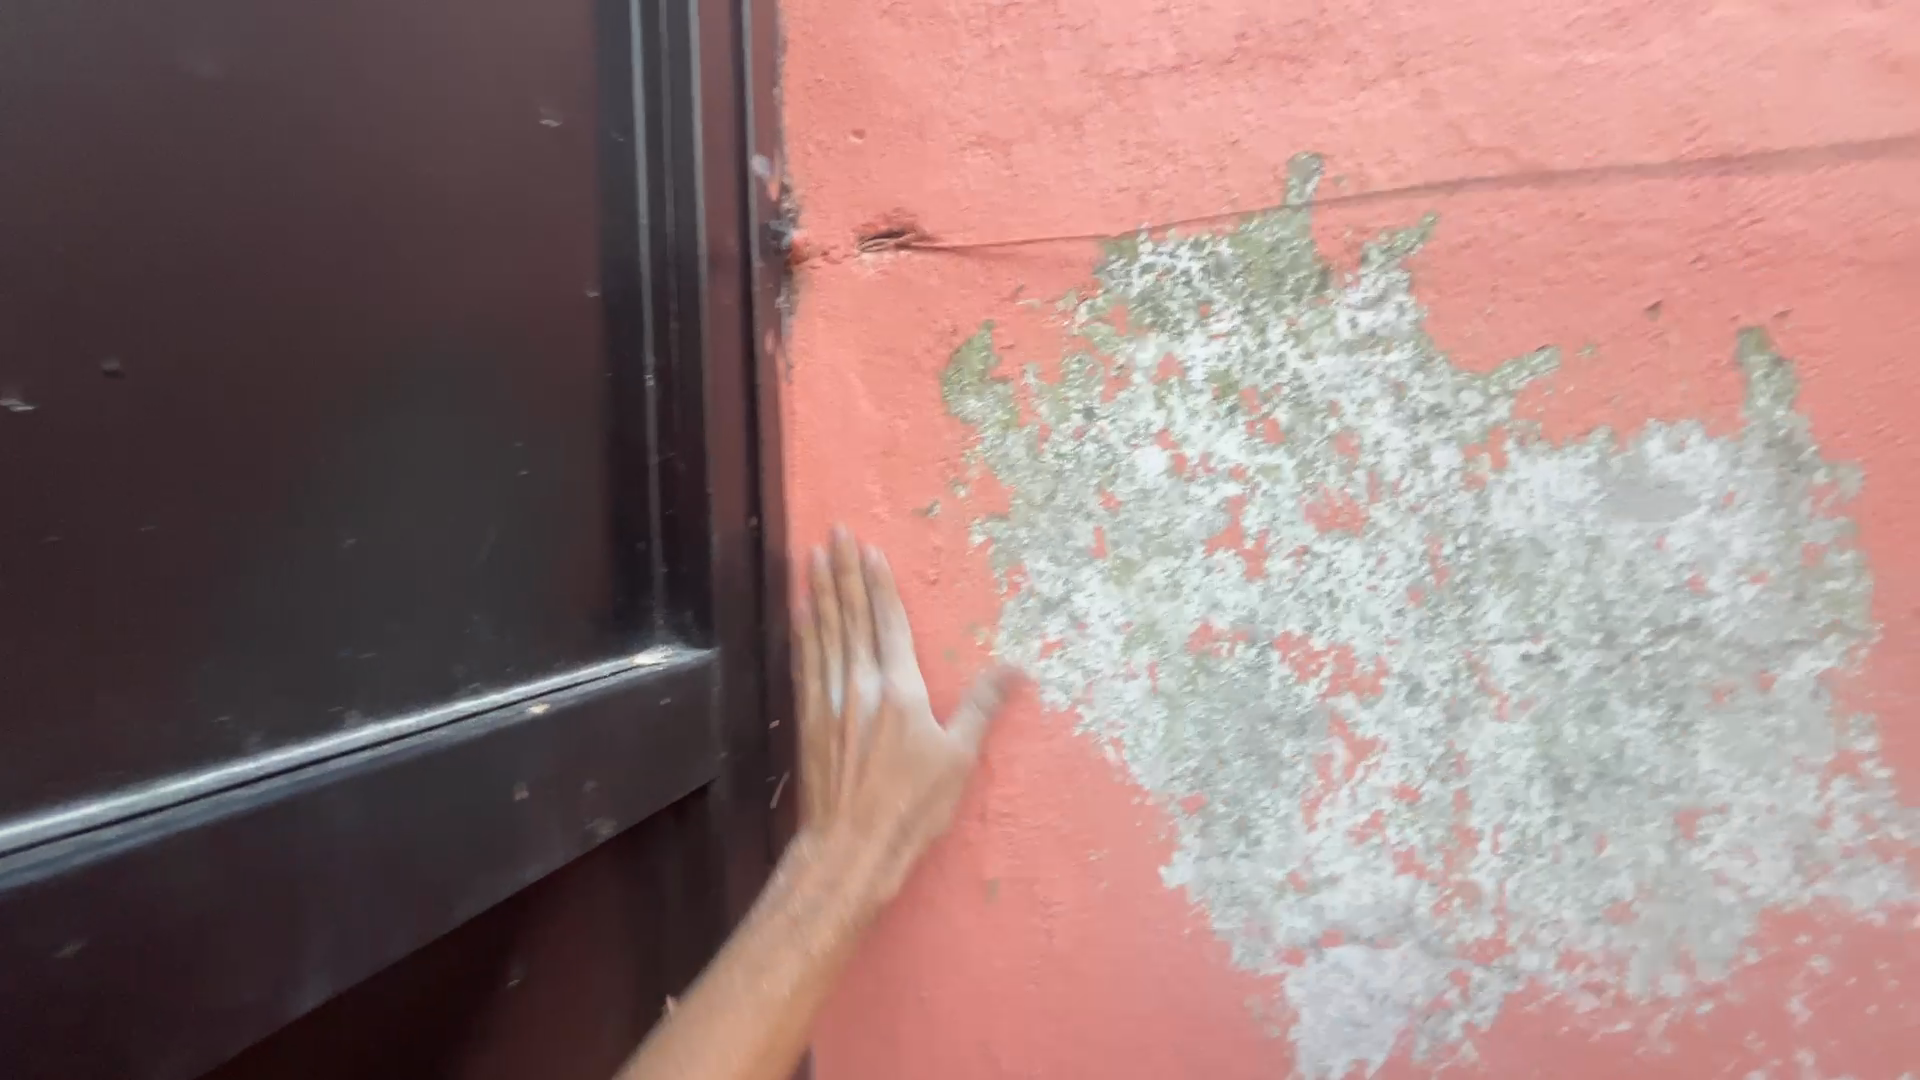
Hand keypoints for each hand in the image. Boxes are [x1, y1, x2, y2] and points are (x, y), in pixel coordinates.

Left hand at [791, 527, 1018, 907]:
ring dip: (821, 590)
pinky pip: (805, 661)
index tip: (869, 550)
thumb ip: (982, 706)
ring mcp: (830, 699)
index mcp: (900, 689)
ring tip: (814, 555)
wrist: (850, 848)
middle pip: (852, 616)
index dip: (879, 584)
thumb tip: (1016, 667)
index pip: (888, 623)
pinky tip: (799, 610)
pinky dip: (803, 630)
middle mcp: (860, 683)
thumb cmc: (912, 806)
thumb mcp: (959, 758)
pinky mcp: (808, 717)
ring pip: (825, 631)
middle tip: (835, 532)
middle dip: (845, 571)